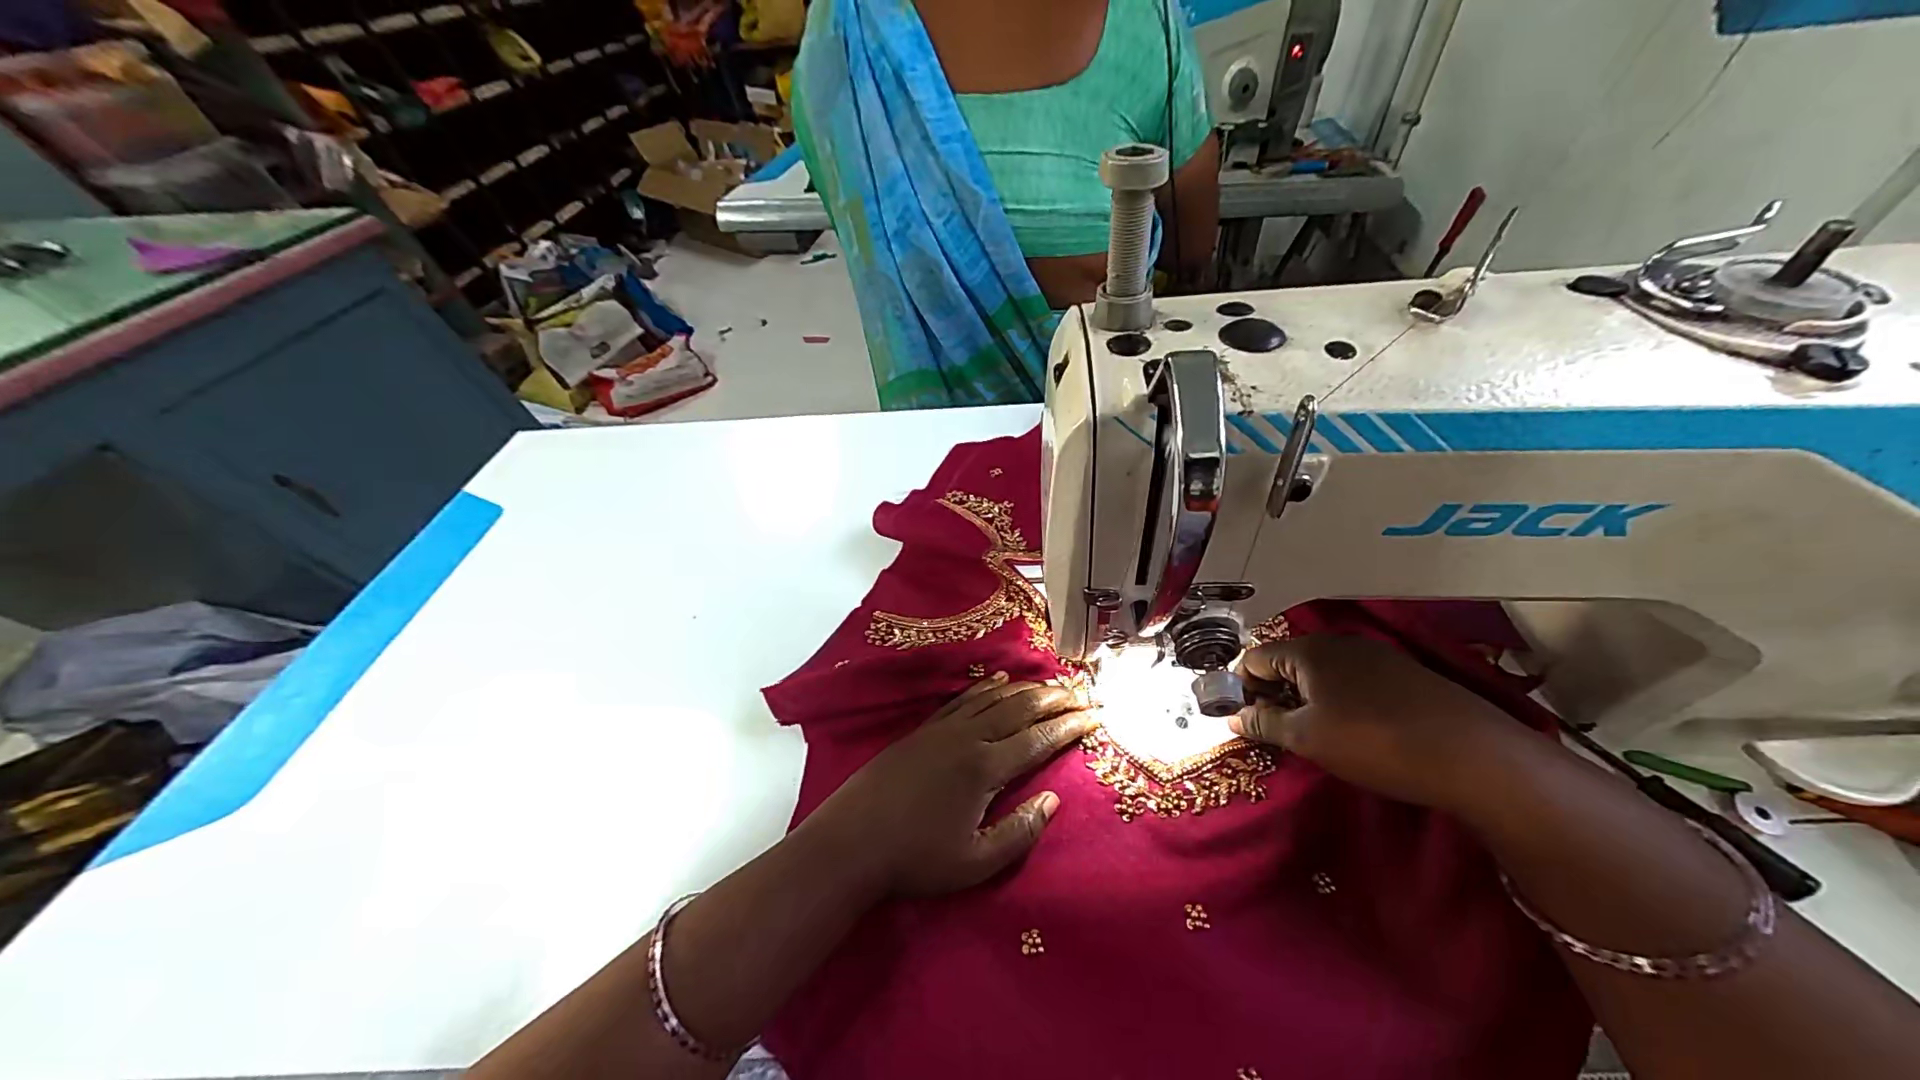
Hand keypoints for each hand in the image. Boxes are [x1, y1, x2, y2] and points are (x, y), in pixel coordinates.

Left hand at [800, 674, 1096, 897]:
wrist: (851, 841)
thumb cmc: (915, 859)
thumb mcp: (975, 862)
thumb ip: (1019, 832)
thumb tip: (1053, 800)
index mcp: (985, 768)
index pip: (1038, 739)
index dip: (1070, 726)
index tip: (1095, 715)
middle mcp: (967, 738)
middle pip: (1020, 709)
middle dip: (1055, 699)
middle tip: (1083, 692)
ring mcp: (942, 730)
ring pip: (993, 699)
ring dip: (1025, 689)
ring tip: (1051, 684)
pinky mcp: (923, 730)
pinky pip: (963, 699)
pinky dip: (985, 688)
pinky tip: (997, 681)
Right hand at [1227, 635, 1533, 811]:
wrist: (1473, 756)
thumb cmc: (1374, 741)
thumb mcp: (1306, 737)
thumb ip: (1264, 723)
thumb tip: (1236, 717)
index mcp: (1309, 650)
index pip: (1254, 658)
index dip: (1241, 688)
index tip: (1243, 720)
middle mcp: (1340, 643)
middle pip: (1287, 663)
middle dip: (1274, 694)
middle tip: (1275, 731)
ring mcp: (1376, 656)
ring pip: (1322, 674)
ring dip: (1307, 700)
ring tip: (1313, 736)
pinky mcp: (1405, 676)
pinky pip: (1353, 682)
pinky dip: (1339, 702)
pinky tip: (1353, 731)